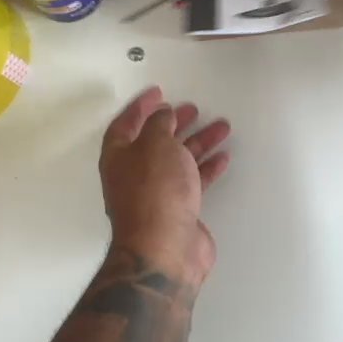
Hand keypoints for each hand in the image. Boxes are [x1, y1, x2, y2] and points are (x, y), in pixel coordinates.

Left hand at [99, 86, 232, 287]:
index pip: (125, 124)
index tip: (158, 92)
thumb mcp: (155, 145)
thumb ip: (159, 125)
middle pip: (156, 141)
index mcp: (119, 158)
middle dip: (174, 123)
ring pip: (179, 159)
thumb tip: (162, 115)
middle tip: (193, 108)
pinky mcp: (179, 210)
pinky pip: (194, 181)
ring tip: (221, 126)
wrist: (165, 249)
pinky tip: (222, 157)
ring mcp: (157, 194)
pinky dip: (207, 167)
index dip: (140, 106)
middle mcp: (135, 175)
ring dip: (198, 141)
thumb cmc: (155, 192)